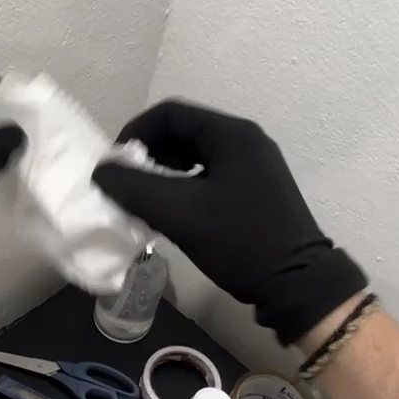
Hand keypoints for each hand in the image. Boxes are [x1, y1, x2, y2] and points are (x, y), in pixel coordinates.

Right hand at [93, 99, 365, 345]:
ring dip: (164, 170)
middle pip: (183, 131)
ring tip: (143, 197)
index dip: (135, 133)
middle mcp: (245, 141)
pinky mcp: (256, 190)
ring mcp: (254, 166)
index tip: (115, 164)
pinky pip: (209, 174)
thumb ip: (135, 189)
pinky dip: (183, 185)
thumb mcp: (180, 214)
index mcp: (232, 134)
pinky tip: (170, 211)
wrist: (297, 284)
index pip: (170, 113)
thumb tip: (101, 172)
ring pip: (195, 155)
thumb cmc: (240, 241)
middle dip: (149, 153)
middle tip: (126, 182)